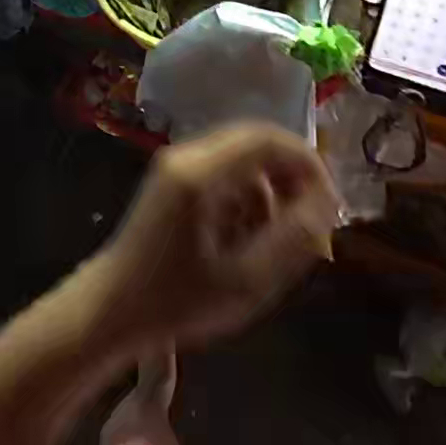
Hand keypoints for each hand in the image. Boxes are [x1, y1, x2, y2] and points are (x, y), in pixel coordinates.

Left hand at [87, 123, 342, 349]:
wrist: (115, 305)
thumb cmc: (178, 299)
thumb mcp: (247, 278)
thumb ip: (292, 237)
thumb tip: (328, 202)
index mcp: (200, 172)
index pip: (268, 139)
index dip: (309, 164)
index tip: (330, 206)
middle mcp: (186, 155)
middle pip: (255, 143)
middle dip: (291, 179)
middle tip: (311, 227)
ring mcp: (174, 164)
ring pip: (240, 159)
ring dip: (269, 192)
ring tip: (278, 243)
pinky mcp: (171, 179)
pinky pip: (222, 172)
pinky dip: (245, 197)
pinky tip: (249, 238)